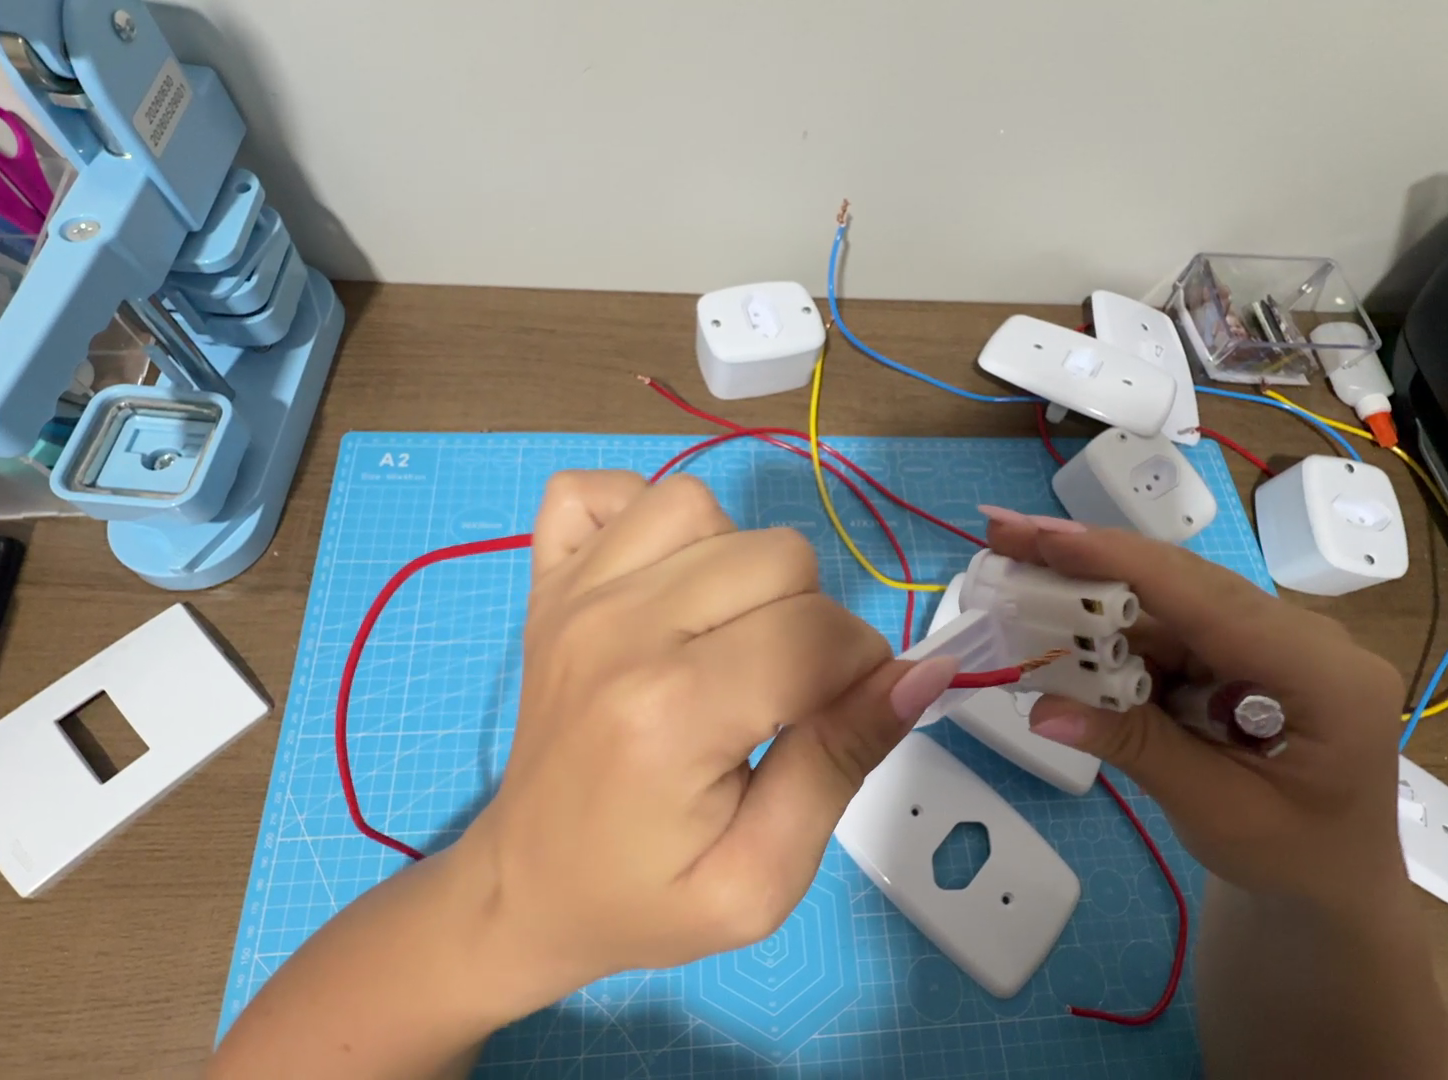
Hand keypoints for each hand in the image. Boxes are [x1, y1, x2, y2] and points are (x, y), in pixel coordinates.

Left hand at [455, 471, 957, 1011]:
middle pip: (777, 554)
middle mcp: (617, 626)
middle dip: (809, 621)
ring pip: (702, 505)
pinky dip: (644, 516)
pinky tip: (658, 581)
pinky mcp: (546, 579)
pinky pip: (603, 489)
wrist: (525, 887)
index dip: (860, 674)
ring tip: (721, 634)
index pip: (820, 632)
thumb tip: (921, 672)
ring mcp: (574, 592)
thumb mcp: (763, 878)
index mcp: (670, 712)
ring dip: (737, 563)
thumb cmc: (643, 898)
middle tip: (776, 692)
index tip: (831, 722)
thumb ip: (842, 762)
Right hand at [981, 511, 1406, 910]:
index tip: (1045, 538)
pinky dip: (1099, 622)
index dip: (1123, 564)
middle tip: (1004, 530)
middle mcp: (1297, 637)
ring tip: (1013, 567)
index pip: (1210, 602)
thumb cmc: (1295, 859)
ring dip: (1084, 584)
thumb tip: (1041, 709)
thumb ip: (1136, 748)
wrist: (1329, 879)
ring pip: (1160, 597)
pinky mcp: (1228, 651)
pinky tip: (1050, 613)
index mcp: (1323, 674)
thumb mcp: (1216, 810)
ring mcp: (1261, 639)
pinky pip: (1156, 626)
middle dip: (1087, 555)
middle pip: (1179, 581)